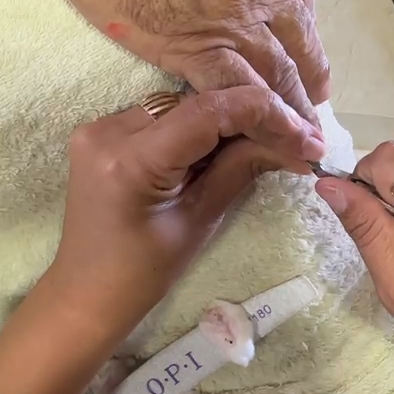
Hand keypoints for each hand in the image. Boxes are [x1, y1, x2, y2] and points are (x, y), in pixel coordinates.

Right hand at [25, 0, 331, 131]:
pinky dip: (255, 121)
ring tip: (300, 141)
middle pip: (298, 43)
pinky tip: (264, 142)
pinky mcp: (190, 46)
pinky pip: (235, 91)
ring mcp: (231, 18)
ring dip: (292, 111)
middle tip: (313, 106)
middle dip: (309, 79)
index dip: (304, 30)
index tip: (304, 51)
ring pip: (275, 74)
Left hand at [43, 87, 323, 338]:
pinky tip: (231, 143)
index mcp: (129, 160)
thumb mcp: (199, 221)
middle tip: (302, 139)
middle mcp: (108, 130)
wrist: (85, 290)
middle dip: (254, 117)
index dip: (265, 113)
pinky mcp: (102, 129)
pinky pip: (166, 115)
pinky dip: (201, 126)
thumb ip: (240, 168)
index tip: (308, 136)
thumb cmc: (142, 273)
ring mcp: (100, 125)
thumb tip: (295, 141)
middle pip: (198, 103)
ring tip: (274, 141)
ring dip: (230, 119)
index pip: (208, 112)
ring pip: (185, 105)